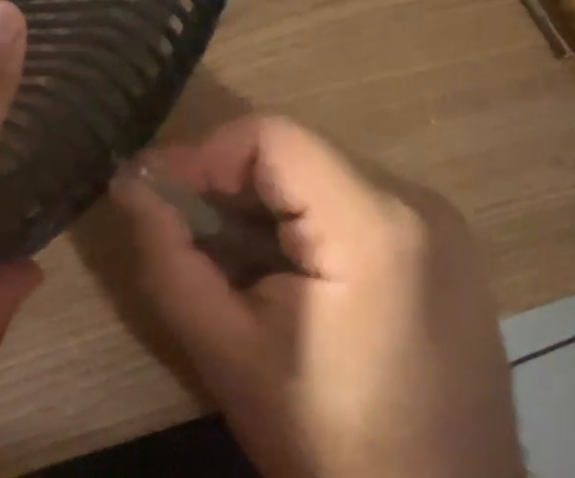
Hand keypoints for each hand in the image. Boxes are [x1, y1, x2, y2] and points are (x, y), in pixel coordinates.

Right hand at [110, 115, 521, 477]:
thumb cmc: (327, 439)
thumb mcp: (224, 349)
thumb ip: (167, 255)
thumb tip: (127, 182)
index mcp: (374, 226)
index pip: (269, 134)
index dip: (201, 154)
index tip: (157, 196)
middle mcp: (420, 207)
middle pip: (296, 152)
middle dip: (226, 181)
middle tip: (181, 229)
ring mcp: (443, 230)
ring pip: (320, 174)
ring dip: (260, 202)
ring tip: (226, 257)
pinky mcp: (447, 254)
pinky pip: (353, 203)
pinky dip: (301, 221)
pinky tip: (279, 273)